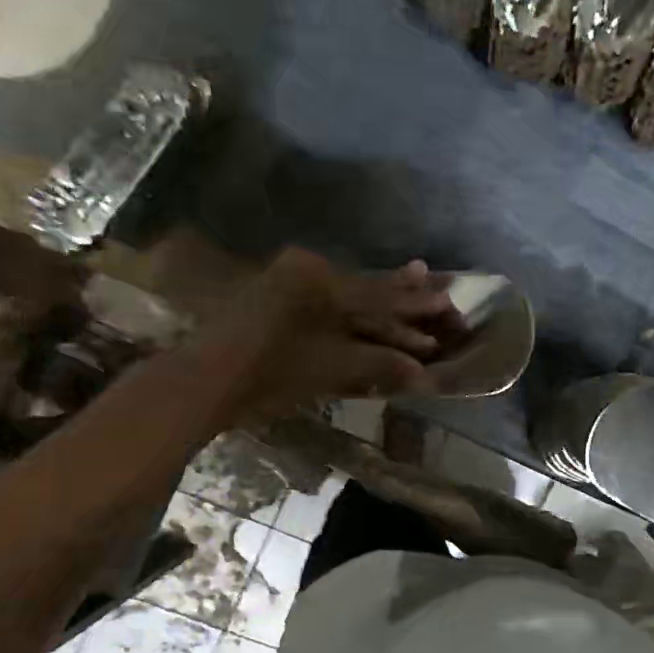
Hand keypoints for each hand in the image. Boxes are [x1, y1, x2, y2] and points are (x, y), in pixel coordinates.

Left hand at [204, 248, 465, 413]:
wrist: (207, 380)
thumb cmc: (271, 372)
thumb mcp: (330, 369)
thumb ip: (378, 365)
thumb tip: (422, 371)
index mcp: (319, 279)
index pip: (377, 294)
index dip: (414, 303)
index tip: (446, 299)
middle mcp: (304, 272)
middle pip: (362, 289)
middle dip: (399, 295)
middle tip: (434, 281)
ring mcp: (287, 283)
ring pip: (344, 297)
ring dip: (376, 305)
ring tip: (413, 287)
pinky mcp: (276, 300)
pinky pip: (325, 304)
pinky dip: (349, 315)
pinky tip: (369, 315)